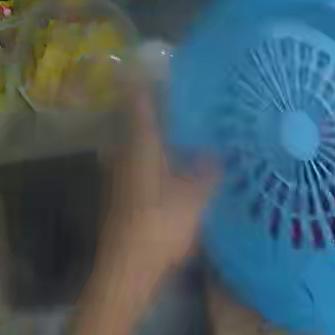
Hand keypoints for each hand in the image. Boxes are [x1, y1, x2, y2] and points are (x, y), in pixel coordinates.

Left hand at [100, 91, 219, 292]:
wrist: (126, 269)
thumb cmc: (159, 225)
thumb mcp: (193, 198)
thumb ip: (205, 171)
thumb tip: (215, 151)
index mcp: (140, 142)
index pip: (138, 99)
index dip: (147, 80)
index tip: (161, 66)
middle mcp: (124, 150)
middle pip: (137, 119)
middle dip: (157, 108)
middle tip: (185, 100)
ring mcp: (119, 172)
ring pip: (138, 142)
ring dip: (157, 134)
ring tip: (186, 132)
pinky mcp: (122, 194)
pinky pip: (139, 163)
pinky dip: (155, 157)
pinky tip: (175, 168)